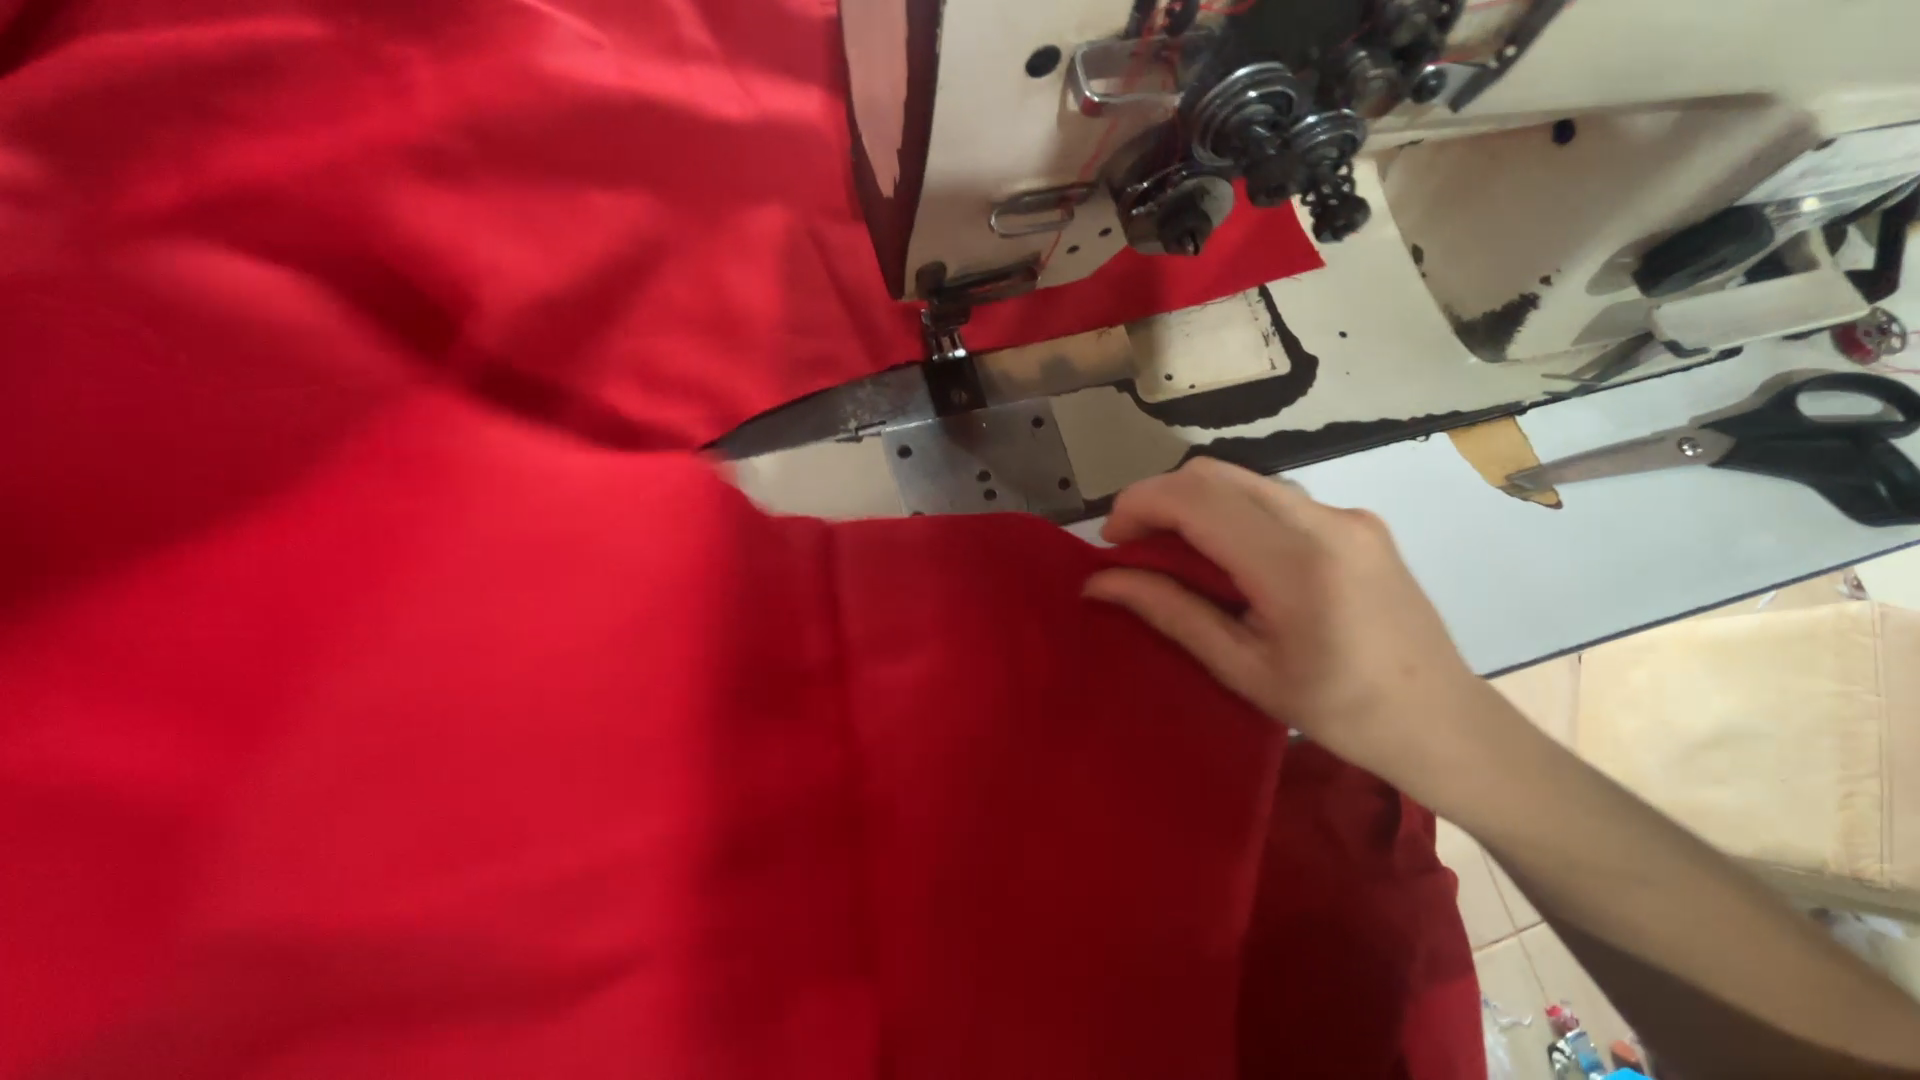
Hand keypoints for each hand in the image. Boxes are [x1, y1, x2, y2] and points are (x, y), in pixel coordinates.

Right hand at [1083, 458, 1497, 780]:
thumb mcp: (1244, 670)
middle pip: (1215, 473)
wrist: (1441, 719)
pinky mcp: (1358, 520)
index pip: (1196, 497)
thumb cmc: (1338, 712)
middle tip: (1134, 549)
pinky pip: (1275, 497)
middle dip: (1159, 498)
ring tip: (1175, 556)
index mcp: (1297, 564)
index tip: (1110, 542)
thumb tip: (1099, 583)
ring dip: (1195, 503)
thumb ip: (1171, 613)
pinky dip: (1232, 512)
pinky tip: (1229, 559)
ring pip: (1244, 479)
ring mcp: (1347, 514)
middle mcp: (1325, 520)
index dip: (1139, 505)